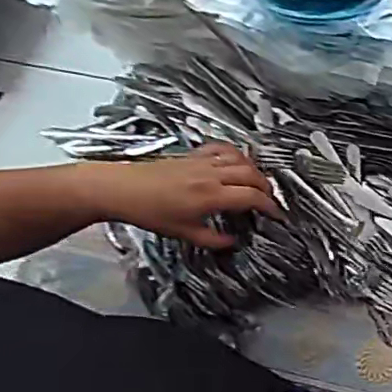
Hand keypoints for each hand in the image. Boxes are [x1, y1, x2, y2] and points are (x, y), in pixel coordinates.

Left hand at [79, 143, 282, 248]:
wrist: (114, 189)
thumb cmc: (148, 213)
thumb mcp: (183, 233)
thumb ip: (213, 240)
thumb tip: (234, 242)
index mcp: (211, 196)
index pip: (253, 197)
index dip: (271, 207)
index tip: (277, 216)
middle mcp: (211, 175)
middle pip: (254, 176)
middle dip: (267, 189)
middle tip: (268, 201)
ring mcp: (201, 162)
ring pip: (242, 160)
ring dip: (255, 171)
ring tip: (256, 183)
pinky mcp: (192, 155)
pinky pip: (222, 149)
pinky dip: (235, 155)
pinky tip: (236, 164)